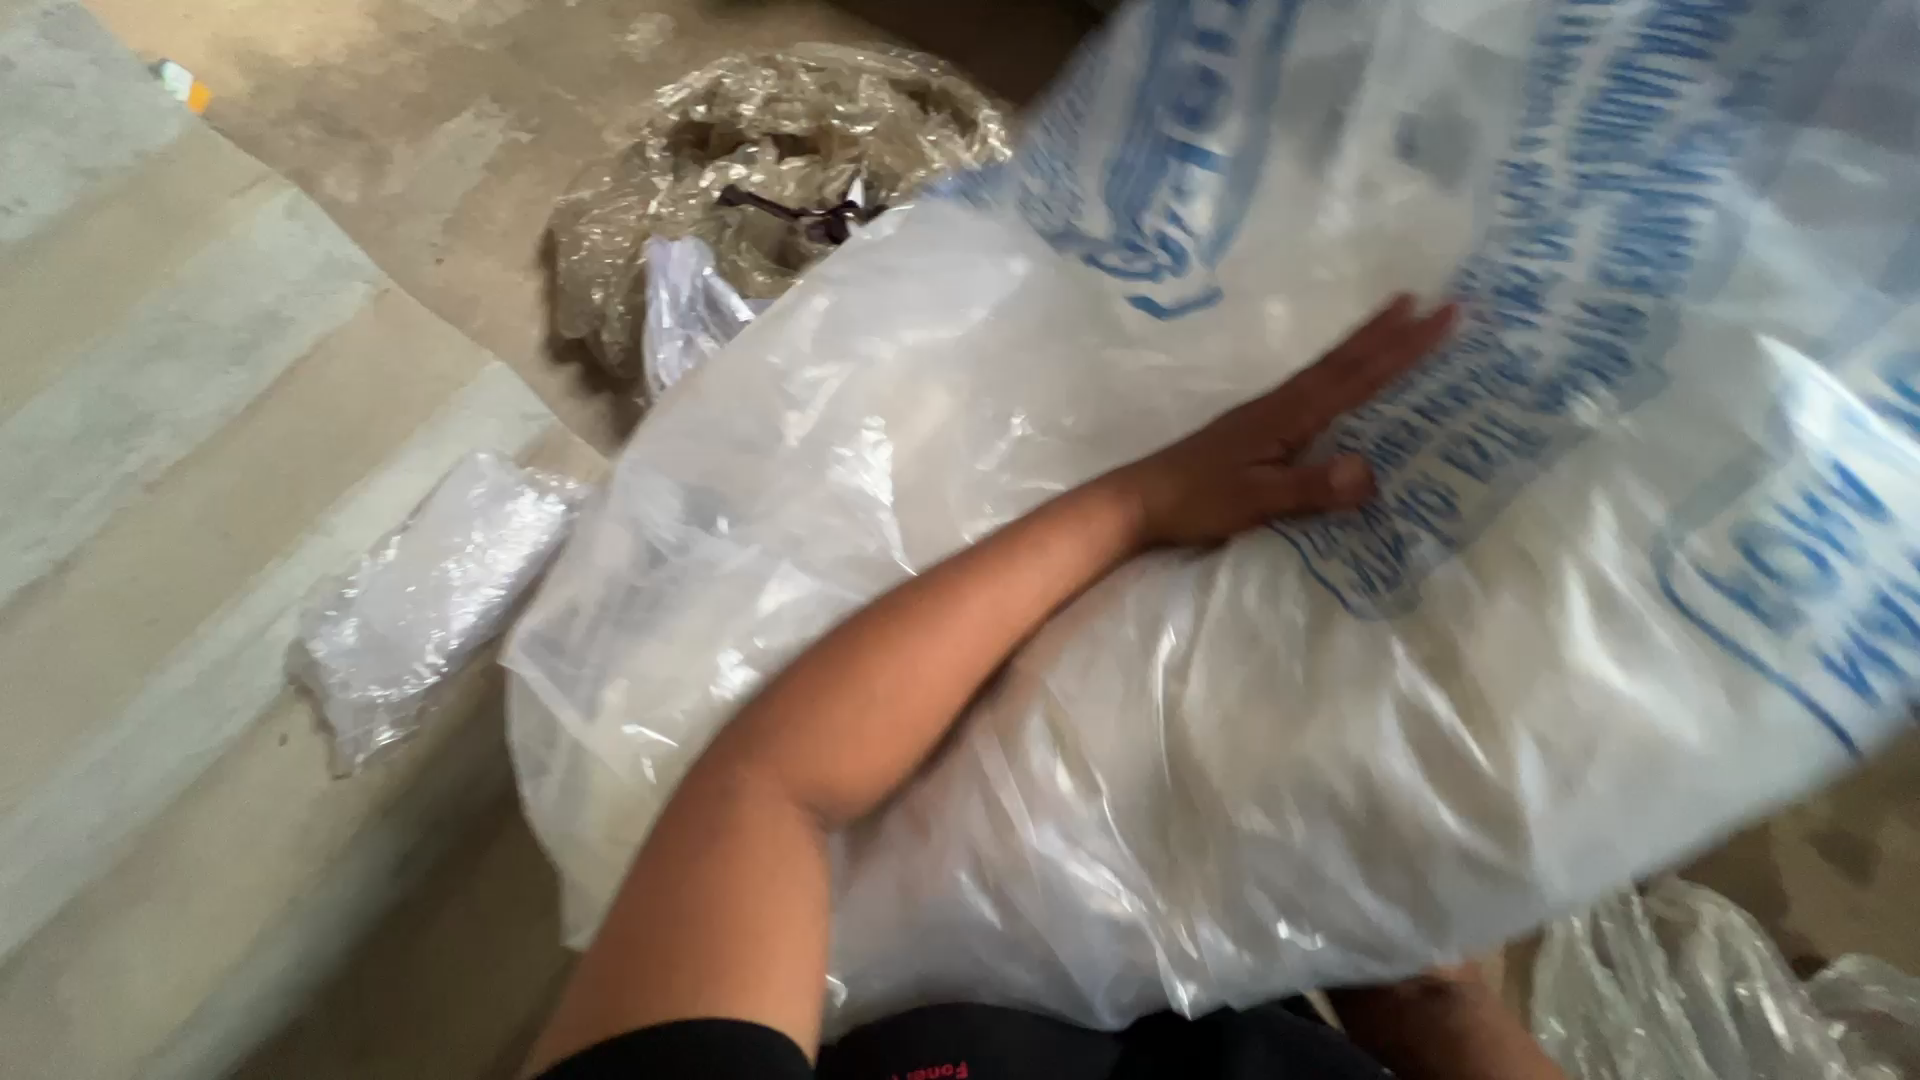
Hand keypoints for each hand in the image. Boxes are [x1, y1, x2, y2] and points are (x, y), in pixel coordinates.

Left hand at [1111, 294, 1455, 546]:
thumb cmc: (1194, 501)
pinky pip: (1307, 391)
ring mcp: (1261, 415)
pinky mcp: (1249, 431)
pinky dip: (1334, 374)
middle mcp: (1277, 406)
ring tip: (1393, 319)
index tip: (1443, 313)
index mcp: (1285, 416)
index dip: (1401, 348)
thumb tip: (1372, 470)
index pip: (1354, 376)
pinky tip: (1334, 381)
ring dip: (1362, 345)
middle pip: (1341, 362)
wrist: (1138, 501)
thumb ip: (1309, 487)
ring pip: (1324, 372)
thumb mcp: (1254, 500)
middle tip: (1433, 300)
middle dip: (1389, 334)